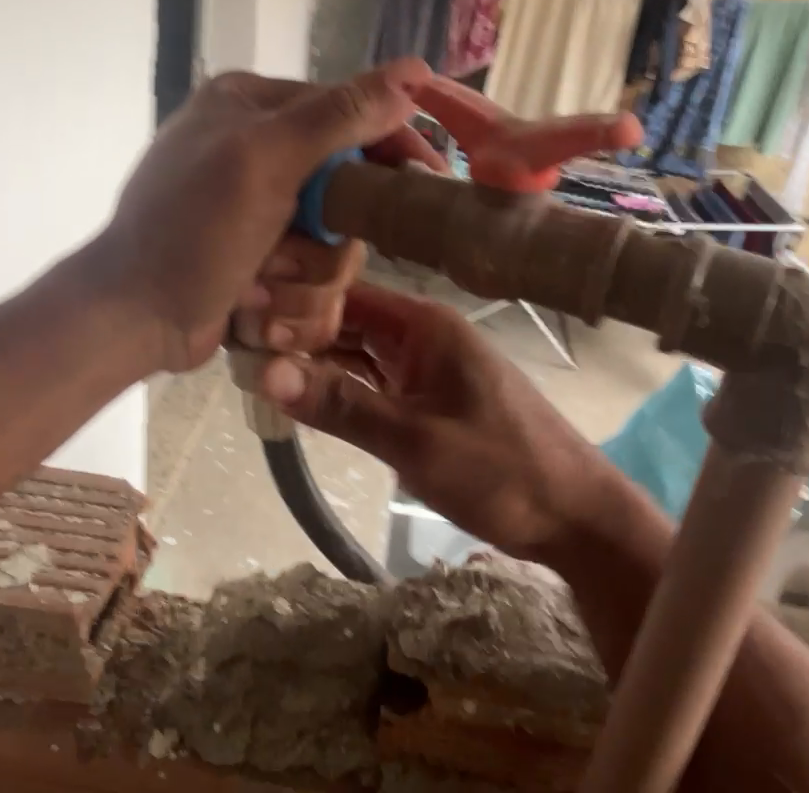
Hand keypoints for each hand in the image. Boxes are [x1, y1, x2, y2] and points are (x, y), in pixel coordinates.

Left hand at [93, 62, 442, 372]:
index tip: (427, 178)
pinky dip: (289, 308)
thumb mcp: (265, 160)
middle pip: (349, 198)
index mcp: (253, 108)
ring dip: (302, 285)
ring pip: (336, 253)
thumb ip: (340, 116)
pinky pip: (314, 287)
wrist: (134, 318)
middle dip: (323, 246)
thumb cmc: (192, 231)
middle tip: (282, 260)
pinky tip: (251, 312)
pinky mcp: (263, 265)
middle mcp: (260, 154)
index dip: (390, 147)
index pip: (349, 113)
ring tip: (257, 294)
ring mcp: (262, 215)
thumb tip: (417, 71)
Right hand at [251, 282, 622, 564]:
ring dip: (314, 361)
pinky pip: (374, 383)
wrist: (575, 514)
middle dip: (295, 331)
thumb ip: (342, 405)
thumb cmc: (502, 470)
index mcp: (424, 326)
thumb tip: (266, 370)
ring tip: (252, 366)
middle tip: (233, 342)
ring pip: (358, 353)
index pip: (345, 294)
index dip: (293, 301)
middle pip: (347, 321)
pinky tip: (302, 397)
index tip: (239, 313)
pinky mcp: (431, 401)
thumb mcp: (416, 440)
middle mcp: (423, 337)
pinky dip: (341, 388)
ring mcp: (428, 369)